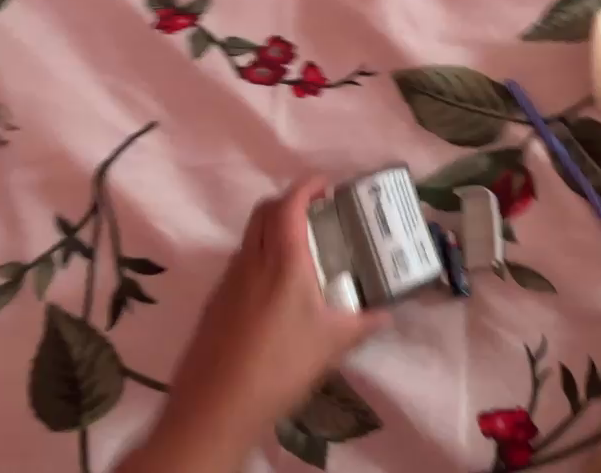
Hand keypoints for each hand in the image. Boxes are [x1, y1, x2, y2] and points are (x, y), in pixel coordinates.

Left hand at [117, 180, 387, 472]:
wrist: (212, 412)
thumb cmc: (280, 367)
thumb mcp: (332, 344)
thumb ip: (363, 322)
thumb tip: (388, 312)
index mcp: (283, 260)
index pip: (289, 204)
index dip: (308, 186)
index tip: (328, 186)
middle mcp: (252, 262)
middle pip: (264, 211)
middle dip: (290, 202)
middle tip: (318, 213)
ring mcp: (227, 283)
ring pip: (249, 237)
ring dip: (273, 230)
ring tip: (302, 251)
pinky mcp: (214, 306)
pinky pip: (240, 264)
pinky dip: (260, 259)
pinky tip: (277, 293)